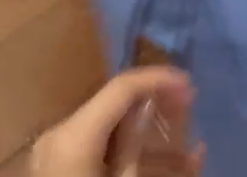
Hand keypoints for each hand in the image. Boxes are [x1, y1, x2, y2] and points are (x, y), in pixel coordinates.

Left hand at [31, 66, 205, 176]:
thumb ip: (136, 142)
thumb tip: (153, 103)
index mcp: (73, 134)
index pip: (121, 88)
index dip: (158, 79)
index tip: (190, 84)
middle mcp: (59, 136)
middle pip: (114, 108)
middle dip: (155, 107)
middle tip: (190, 108)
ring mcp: (55, 157)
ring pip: (109, 135)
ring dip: (148, 139)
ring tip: (190, 150)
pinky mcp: (59, 175)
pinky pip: (97, 155)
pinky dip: (127, 158)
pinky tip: (166, 170)